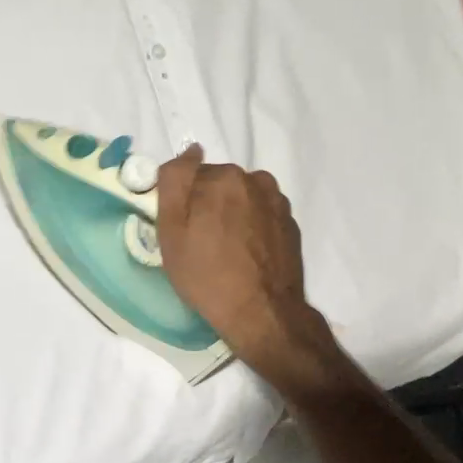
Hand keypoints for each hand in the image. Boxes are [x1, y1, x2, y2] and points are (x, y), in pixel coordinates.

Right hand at [155, 145, 351, 395]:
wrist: (261, 311)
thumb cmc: (207, 275)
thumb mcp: (171, 231)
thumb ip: (174, 182)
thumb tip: (189, 150)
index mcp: (223, 176)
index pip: (191, 176)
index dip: (183, 204)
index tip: (181, 231)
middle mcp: (255, 180)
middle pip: (220, 186)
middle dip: (209, 207)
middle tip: (201, 245)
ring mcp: (277, 202)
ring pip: (242, 200)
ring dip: (232, 216)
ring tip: (226, 252)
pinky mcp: (290, 224)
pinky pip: (261, 217)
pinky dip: (251, 229)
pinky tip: (246, 256)